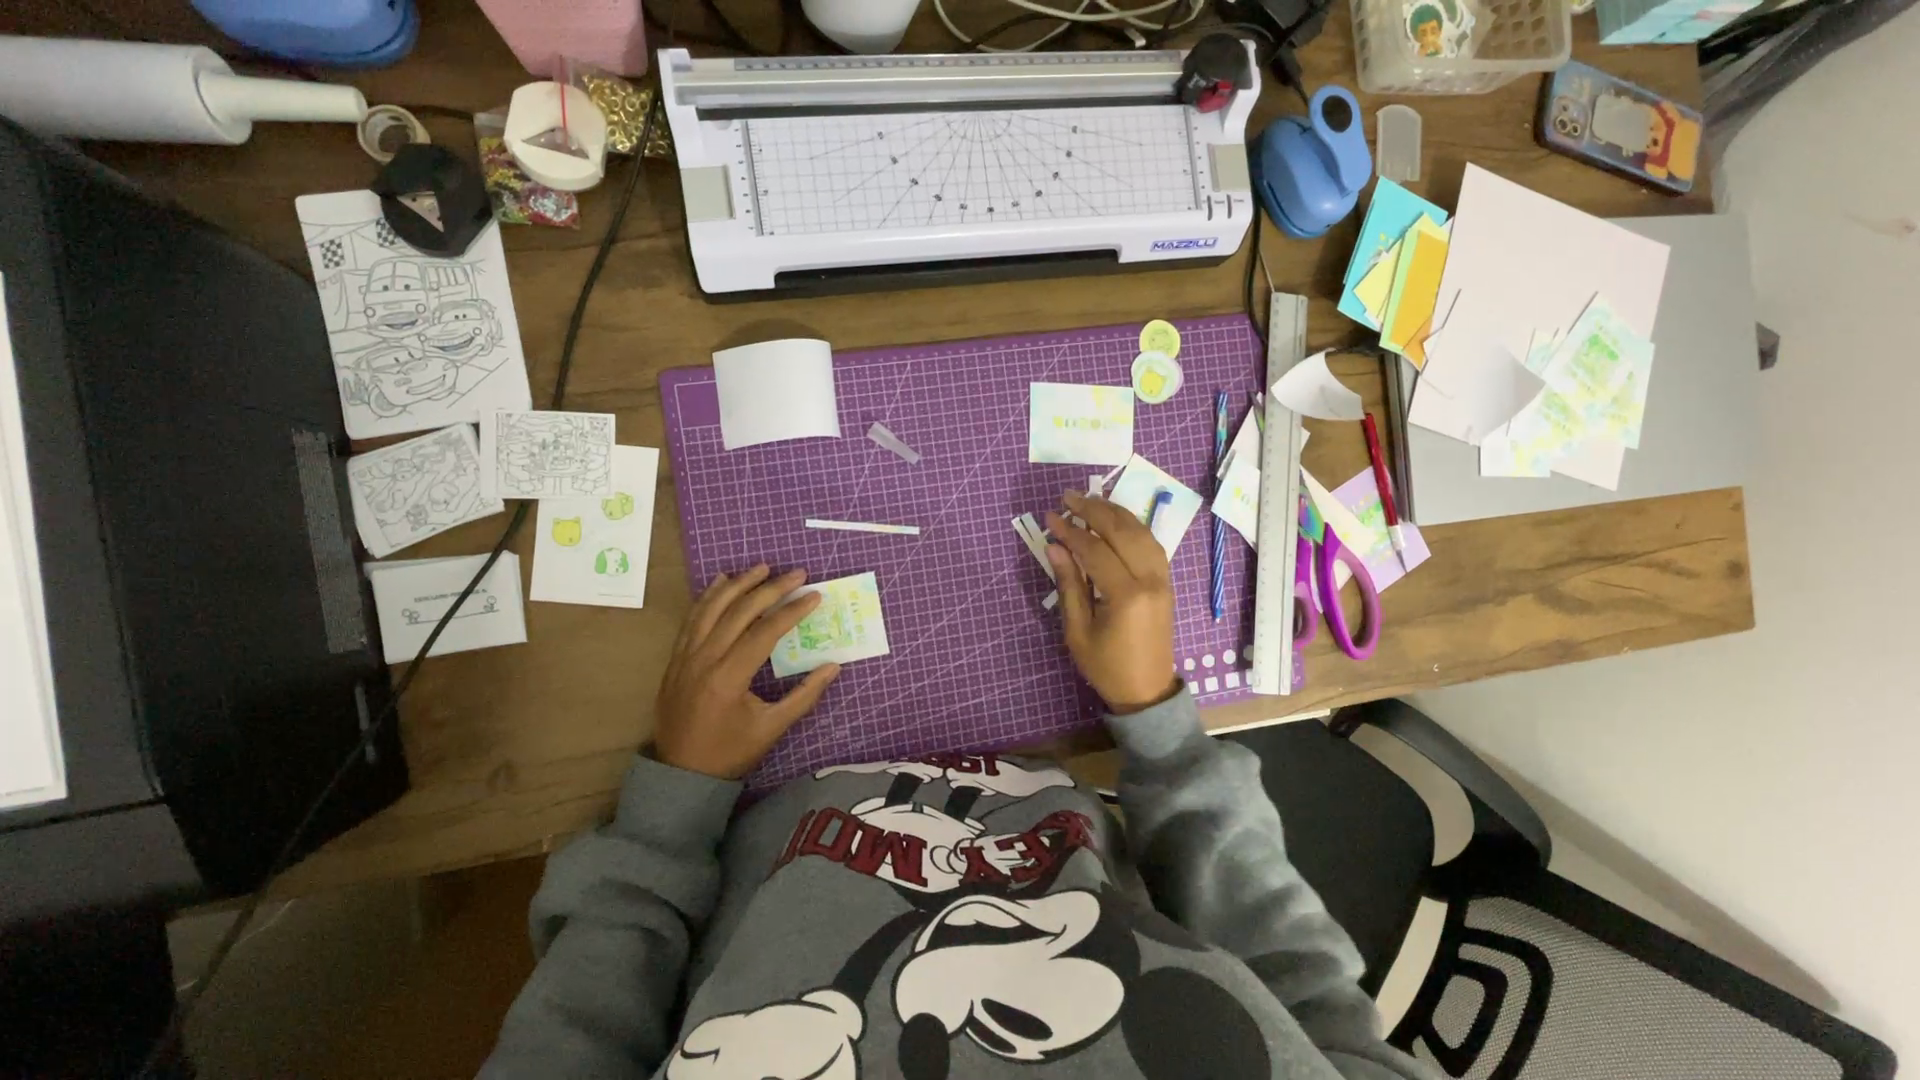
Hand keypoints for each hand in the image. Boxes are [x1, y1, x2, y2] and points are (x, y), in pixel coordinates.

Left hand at [653, 565, 840, 778]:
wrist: (681, 773)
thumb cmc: (730, 752)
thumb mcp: (772, 728)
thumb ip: (804, 696)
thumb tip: (833, 666)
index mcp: (729, 677)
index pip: (765, 631)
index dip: (792, 610)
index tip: (814, 596)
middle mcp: (705, 659)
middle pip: (740, 611)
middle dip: (771, 588)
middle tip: (797, 573)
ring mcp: (686, 656)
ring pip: (712, 608)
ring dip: (739, 584)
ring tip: (762, 567)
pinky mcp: (676, 658)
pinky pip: (692, 618)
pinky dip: (708, 597)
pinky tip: (721, 581)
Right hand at [1044, 492, 1179, 713]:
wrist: (1146, 691)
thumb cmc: (1106, 667)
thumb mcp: (1077, 632)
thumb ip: (1069, 585)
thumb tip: (1055, 547)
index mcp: (1126, 596)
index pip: (1095, 550)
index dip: (1071, 531)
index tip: (1050, 517)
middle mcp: (1150, 581)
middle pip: (1122, 531)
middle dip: (1094, 510)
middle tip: (1068, 497)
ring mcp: (1163, 579)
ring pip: (1141, 532)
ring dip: (1115, 513)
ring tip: (1090, 501)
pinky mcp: (1167, 582)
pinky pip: (1152, 543)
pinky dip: (1133, 527)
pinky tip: (1115, 521)